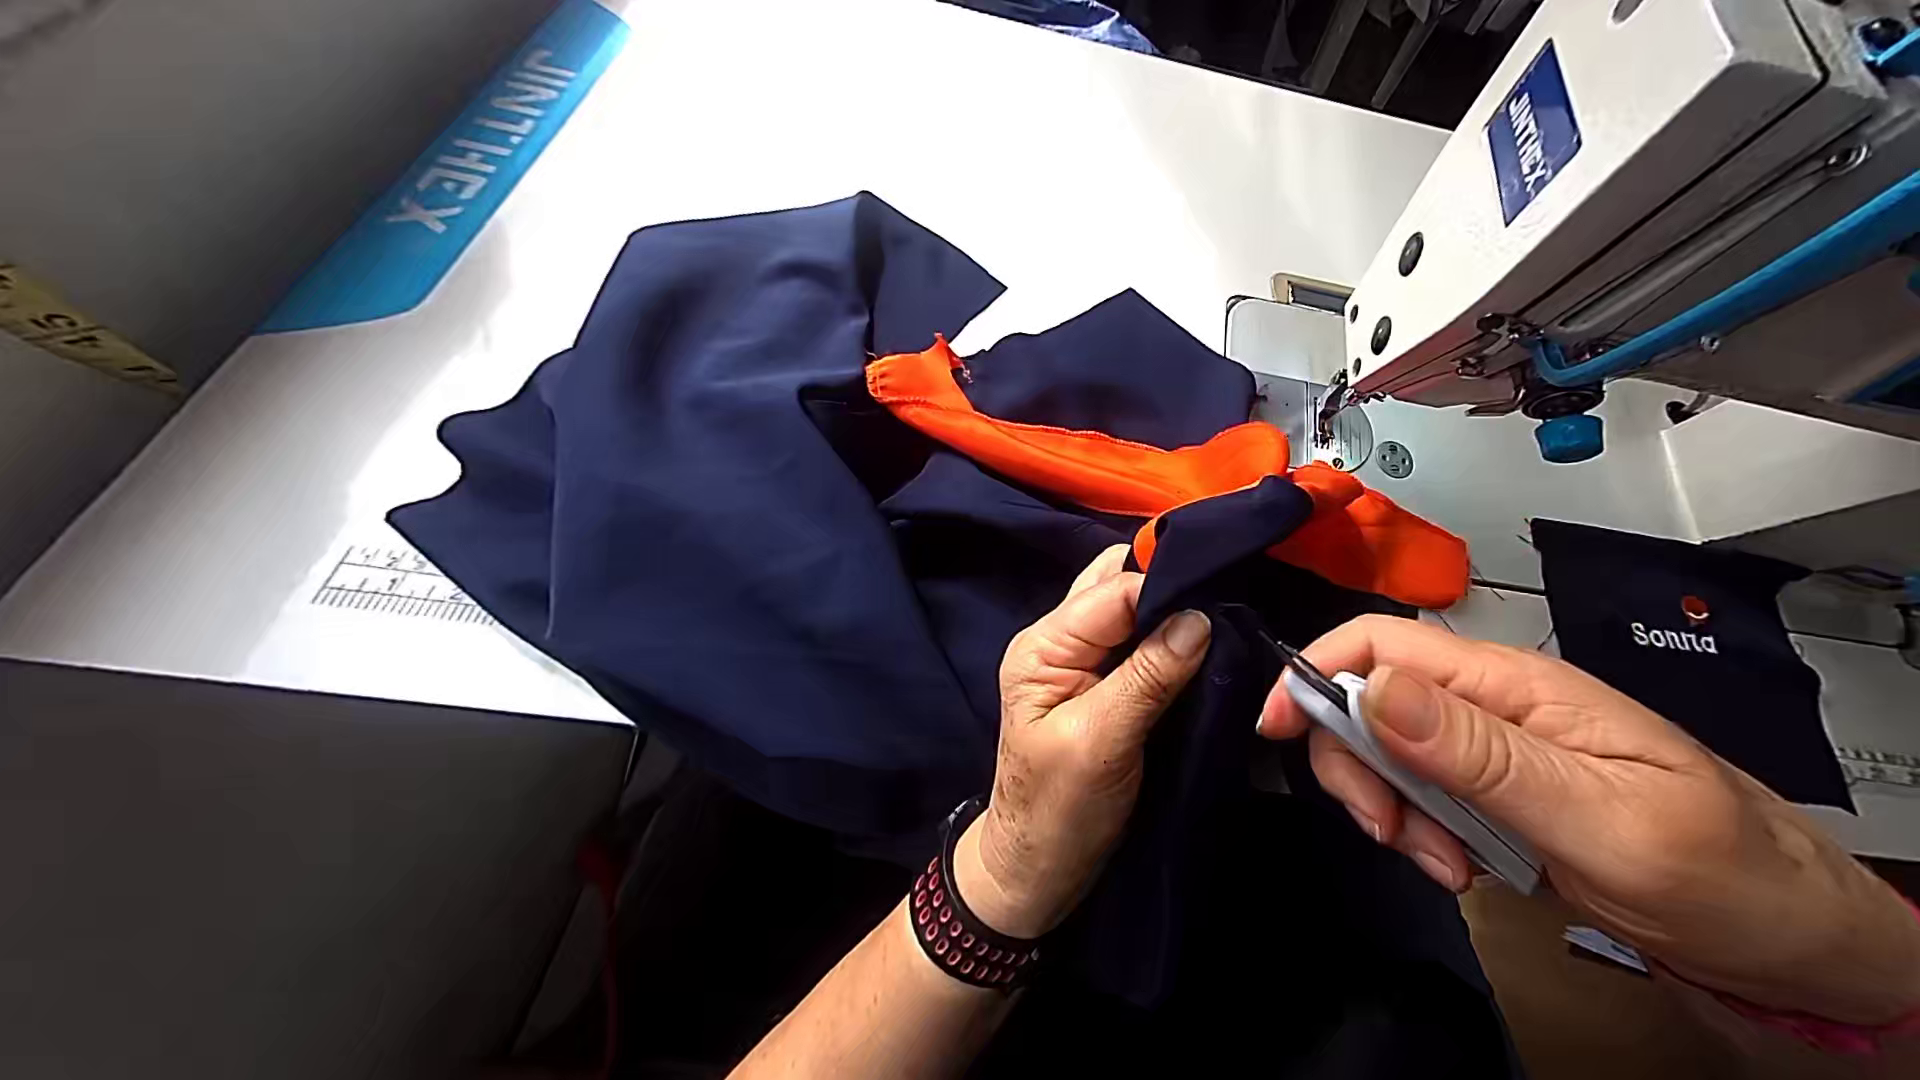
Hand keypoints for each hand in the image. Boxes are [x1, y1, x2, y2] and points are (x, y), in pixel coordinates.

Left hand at [952, 545, 1211, 938]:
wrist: (1039, 866)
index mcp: (1043, 646)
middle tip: (1225, 603)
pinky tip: (1205, 645)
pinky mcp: (1105, 685)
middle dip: (1168, 588)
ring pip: (1130, 612)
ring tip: (1223, 621)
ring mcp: (1081, 662)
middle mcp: (1059, 641)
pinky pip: (1140, 645)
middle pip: (1115, 587)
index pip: (1110, 591)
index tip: (1220, 602)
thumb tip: (1199, 618)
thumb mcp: (1100, 742)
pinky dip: (1171, 639)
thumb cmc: (1058, 809)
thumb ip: (1146, 678)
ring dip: (1172, 613)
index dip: (1164, 589)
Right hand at [1258, 615, 1919, 1025]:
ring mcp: (1483, 744)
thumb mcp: (1601, 819)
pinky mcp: (1483, 785)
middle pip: (1366, 698)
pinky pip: (1412, 789)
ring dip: (1387, 805)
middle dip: (1354, 762)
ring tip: (1439, 863)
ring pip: (1381, 748)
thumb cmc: (1725, 876)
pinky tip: (1456, 866)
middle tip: (1383, 829)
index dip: (1315, 670)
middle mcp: (1486, 702)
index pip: (1382, 642)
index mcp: (1510, 684)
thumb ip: (1480, 752)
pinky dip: (1413, 828)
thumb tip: (1369, 689)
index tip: (1275, 726)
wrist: (1802, 943)